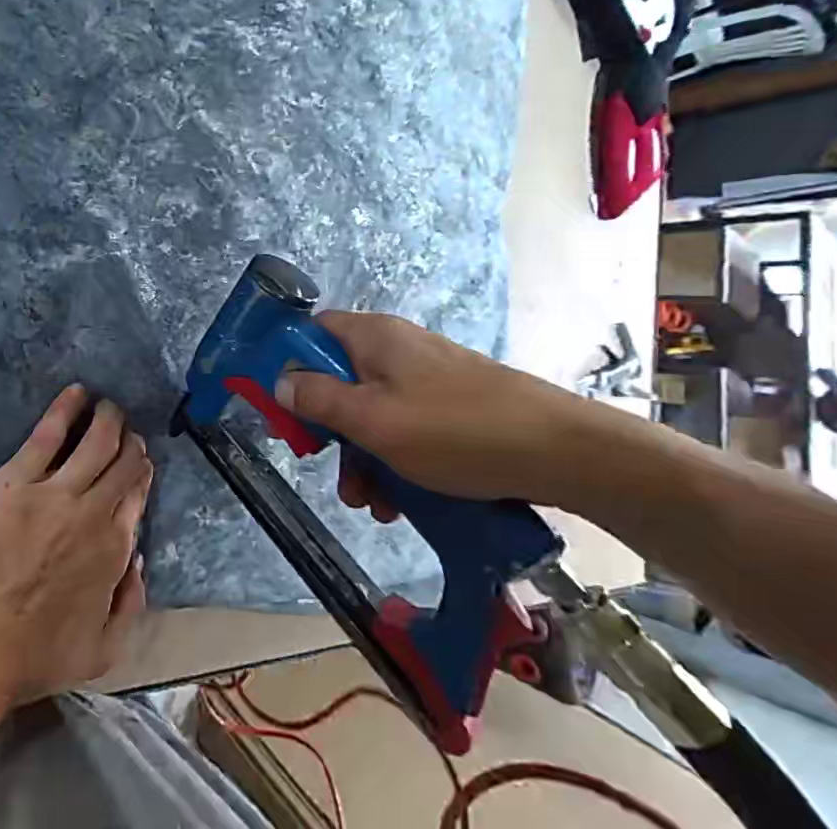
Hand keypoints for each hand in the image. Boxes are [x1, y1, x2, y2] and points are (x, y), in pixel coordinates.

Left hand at [0, 384, 151, 706]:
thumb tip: (136, 560)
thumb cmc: (32, 655)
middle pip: (124, 462)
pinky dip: (67, 410)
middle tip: (127, 433)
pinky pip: (48, 435)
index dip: (141, 474)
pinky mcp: (14, 481)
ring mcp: (54, 491)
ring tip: (109, 406)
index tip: (140, 464)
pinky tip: (76, 393)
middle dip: (131, 442)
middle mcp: (93, 511)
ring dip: (108, 419)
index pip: (137, 495)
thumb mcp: (101, 650)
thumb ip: (130, 603)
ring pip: (95, 441)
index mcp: (114, 547)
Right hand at [274, 311, 605, 517]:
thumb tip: (281, 379)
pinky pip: (406, 428)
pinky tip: (403, 501)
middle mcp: (397, 349)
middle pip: (340, 379)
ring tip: (373, 504)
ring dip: (363, 458)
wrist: (556, 450)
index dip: (289, 365)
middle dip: (330, 431)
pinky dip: (396, 461)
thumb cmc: (453, 430)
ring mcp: (427, 378)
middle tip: (328, 469)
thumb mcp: (373, 420)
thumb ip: (320, 399)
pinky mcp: (450, 406)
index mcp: (373, 338)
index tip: (281, 409)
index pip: (312, 332)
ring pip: (373, 412)